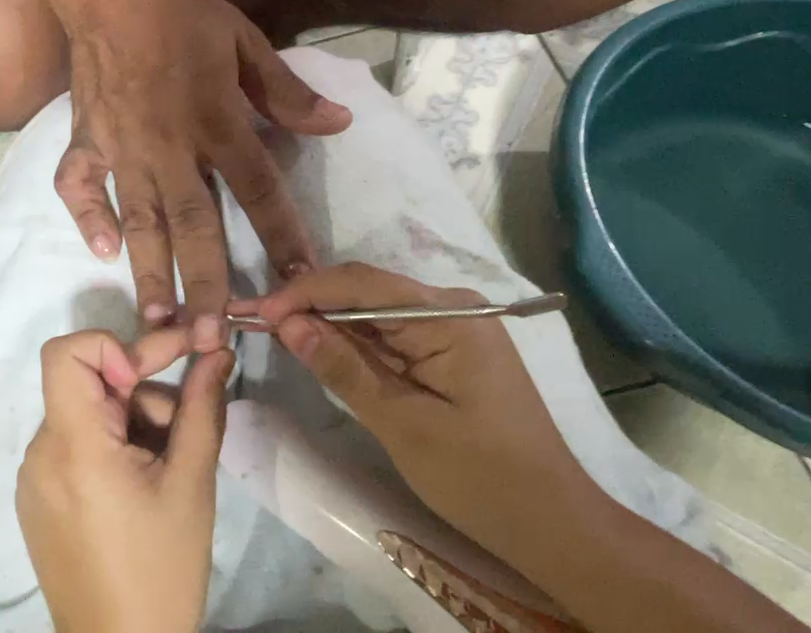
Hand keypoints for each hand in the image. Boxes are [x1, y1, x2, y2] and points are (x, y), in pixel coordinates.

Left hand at [17, 325, 235, 632]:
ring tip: (168, 470)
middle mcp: (40, 452)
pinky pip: (75, 446)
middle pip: (88, 385)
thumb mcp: (192, 485)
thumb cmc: (161, 569)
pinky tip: (142, 486)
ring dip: (132, 423)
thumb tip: (215, 351)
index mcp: (72, 446)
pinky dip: (111, 447)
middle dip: (140, 393)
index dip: (110, 347)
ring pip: (87, 415)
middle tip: (183, 429)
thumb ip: (201, 409)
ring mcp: (34, 477)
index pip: (64, 352)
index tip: (148, 379)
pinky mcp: (38, 498)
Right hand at [50, 0, 350, 323]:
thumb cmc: (181, 12)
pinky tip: (101, 250)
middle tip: (211, 339)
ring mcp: (121, 147)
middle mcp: (169, 147)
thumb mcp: (245, 40)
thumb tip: (338, 124)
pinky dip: (88, 219)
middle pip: (193, 224)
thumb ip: (287, 90)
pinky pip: (81, 187)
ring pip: (140, 219)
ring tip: (156, 321)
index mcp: (214, 120)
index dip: (284, 237)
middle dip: (205, 284)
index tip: (301, 285)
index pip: (258, 189)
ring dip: (149, 271)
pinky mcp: (85, 140)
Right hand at [240, 263, 600, 564]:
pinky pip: (391, 335)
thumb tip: (287, 323)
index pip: (360, 285)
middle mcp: (451, 308)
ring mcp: (452, 328)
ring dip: (327, 324)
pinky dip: (354, 344)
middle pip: (365, 292)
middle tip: (255, 323)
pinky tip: (319, 349)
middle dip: (309, 305)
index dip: (303, 293)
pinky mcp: (449, 351)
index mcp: (448, 316)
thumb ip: (344, 368)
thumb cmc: (481, 479)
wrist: (555, 525)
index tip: (255, 313)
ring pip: (373, 313)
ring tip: (275, 333)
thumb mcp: (403, 425)